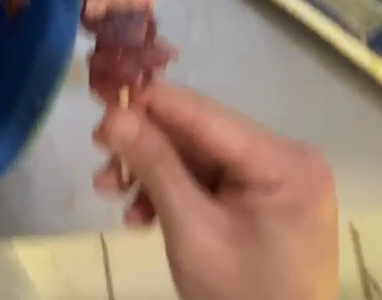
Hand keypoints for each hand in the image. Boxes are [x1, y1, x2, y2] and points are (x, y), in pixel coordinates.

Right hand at [94, 83, 338, 299]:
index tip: (98, 102)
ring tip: (108, 190)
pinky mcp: (256, 198)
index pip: (200, 112)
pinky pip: (201, 178)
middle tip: (98, 152)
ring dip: (147, 171)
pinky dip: (166, 191)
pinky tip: (138, 214)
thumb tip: (111, 112)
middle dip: (142, 147)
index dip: (146, 102)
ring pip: (189, 155)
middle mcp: (283, 158)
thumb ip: (153, 164)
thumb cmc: (242, 299)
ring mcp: (270, 179)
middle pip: (192, 133)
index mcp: (283, 161)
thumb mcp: (192, 230)